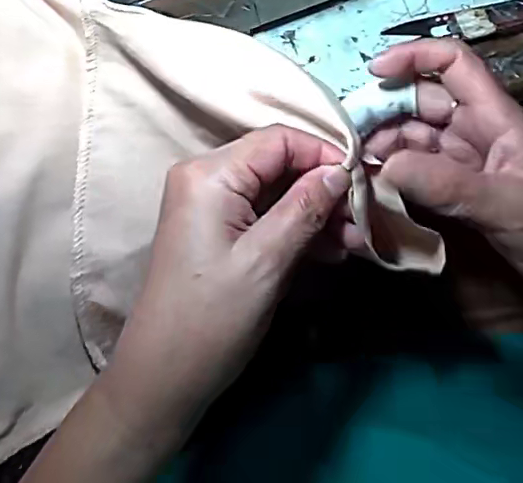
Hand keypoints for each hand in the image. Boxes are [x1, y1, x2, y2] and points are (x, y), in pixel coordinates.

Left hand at [104, 126, 350, 431]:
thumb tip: (341, 170)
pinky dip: (296, 225)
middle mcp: (206, 174)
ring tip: (353, 241)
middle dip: (322, 188)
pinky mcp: (216, 224)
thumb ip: (305, 208)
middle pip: (278, 162)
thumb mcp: (266, 262)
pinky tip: (330, 249)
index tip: (361, 181)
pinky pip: (264, 210)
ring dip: (315, 211)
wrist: (161, 382)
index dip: (323, 154)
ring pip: (276, 188)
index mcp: (210, 173)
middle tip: (360, 221)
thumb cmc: (211, 320)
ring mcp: (209, 200)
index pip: (278, 139)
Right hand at [364, 39, 522, 320]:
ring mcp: (469, 160)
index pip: (453, 62)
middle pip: (424, 100)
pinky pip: (421, 169)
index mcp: (497, 116)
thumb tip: (384, 163)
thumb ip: (446, 185)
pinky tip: (375, 186)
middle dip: (385, 109)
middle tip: (348, 137)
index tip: (373, 73)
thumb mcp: (508, 207)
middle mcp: (479, 129)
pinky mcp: (463, 189)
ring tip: (356, 166)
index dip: (413, 56)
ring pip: (418, 136)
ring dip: (386, 145)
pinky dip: (397, 173)